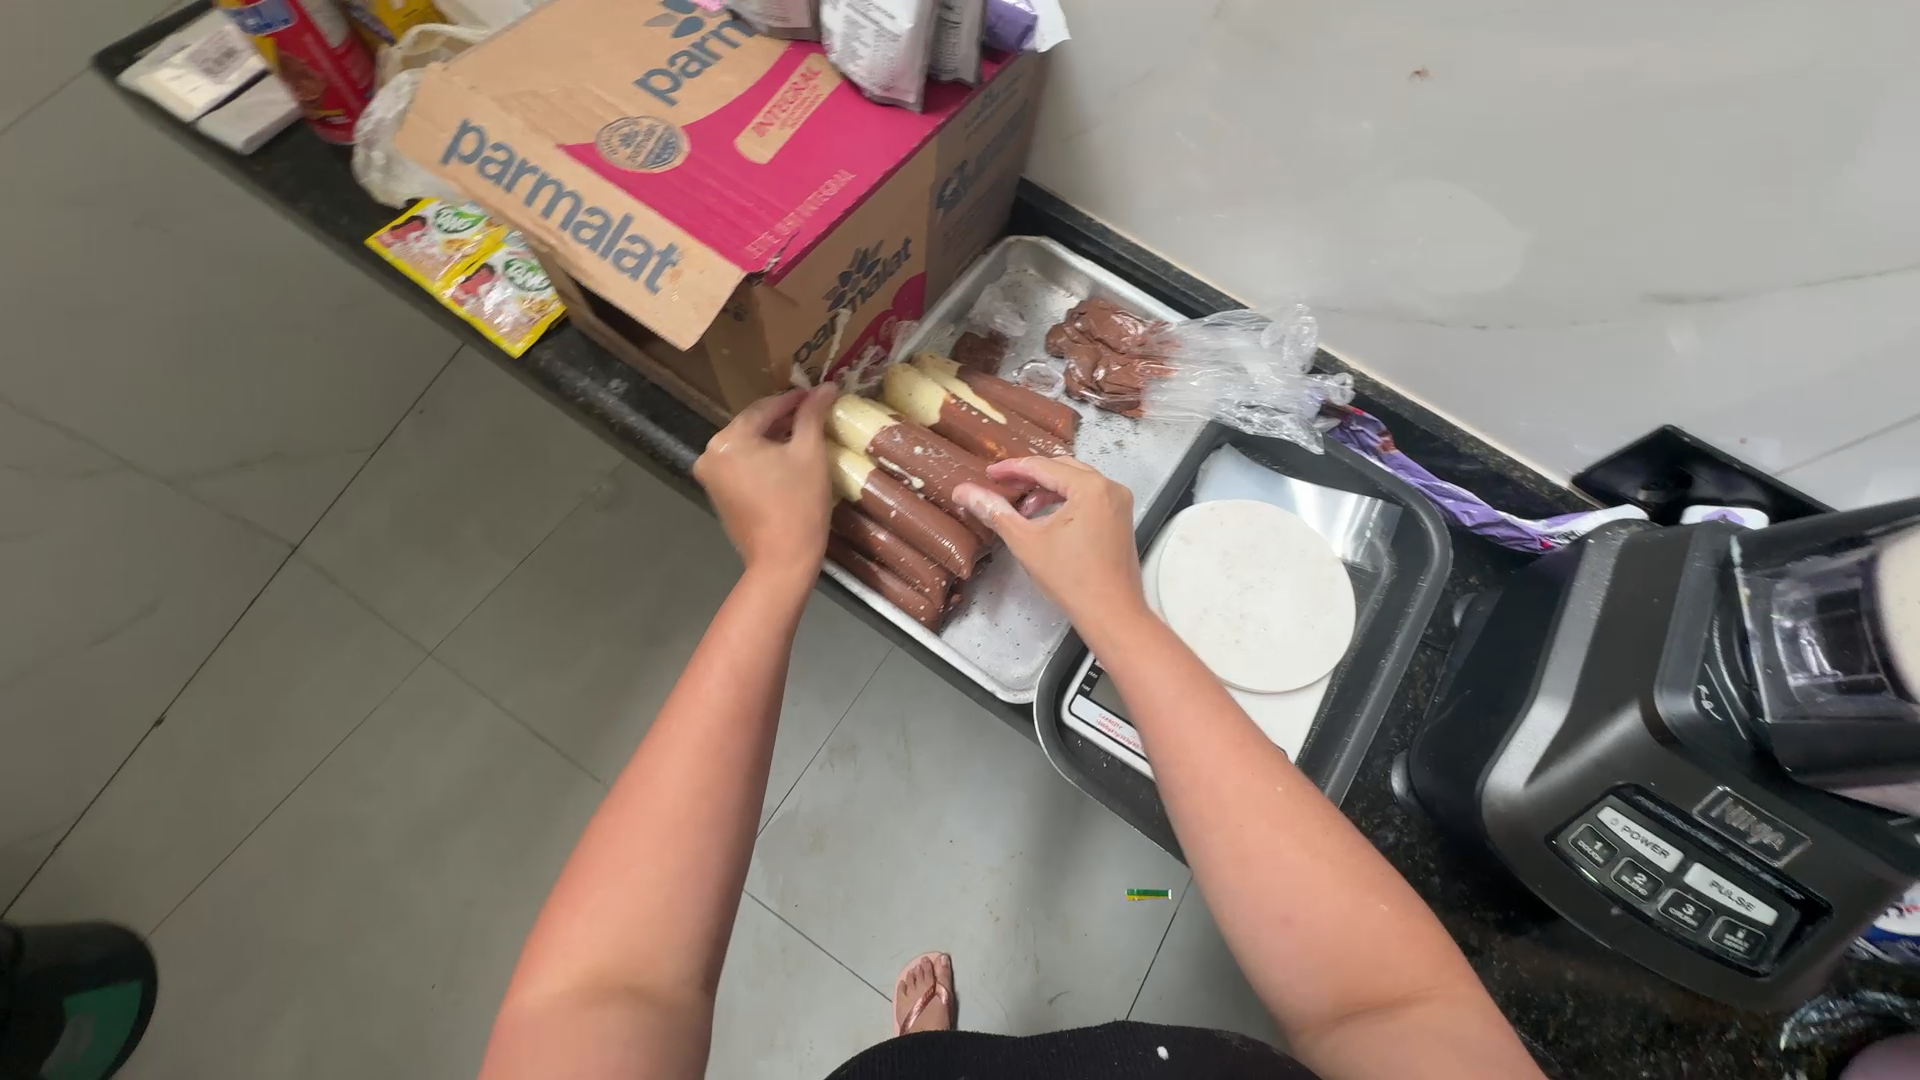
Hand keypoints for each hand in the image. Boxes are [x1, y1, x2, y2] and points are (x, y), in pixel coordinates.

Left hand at [693, 386, 836, 582]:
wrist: (783, 559)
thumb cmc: (799, 504)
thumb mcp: (809, 453)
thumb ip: (813, 415)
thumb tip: (827, 386)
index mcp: (729, 439)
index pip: (765, 407)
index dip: (795, 399)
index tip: (819, 394)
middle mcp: (710, 453)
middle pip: (753, 426)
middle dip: (783, 419)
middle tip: (814, 414)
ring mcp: (710, 476)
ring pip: (747, 446)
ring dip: (773, 439)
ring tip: (804, 436)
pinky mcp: (718, 494)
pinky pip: (742, 465)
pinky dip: (762, 459)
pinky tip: (786, 461)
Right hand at [955, 457, 1148, 627]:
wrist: (1111, 613)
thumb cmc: (1071, 579)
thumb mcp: (1025, 541)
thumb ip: (995, 511)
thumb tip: (964, 492)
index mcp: (1090, 487)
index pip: (1043, 466)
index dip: (1012, 468)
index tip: (989, 473)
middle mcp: (1110, 488)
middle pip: (1062, 468)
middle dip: (1030, 476)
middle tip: (1002, 484)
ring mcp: (1119, 503)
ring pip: (1076, 482)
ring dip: (1047, 489)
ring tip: (1021, 507)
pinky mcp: (1120, 518)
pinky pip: (1089, 497)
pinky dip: (1065, 501)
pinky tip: (1045, 518)